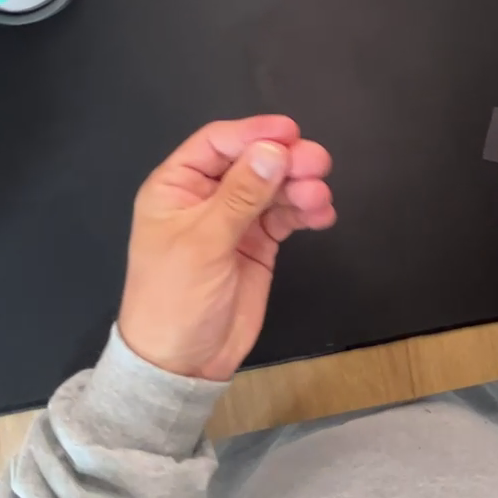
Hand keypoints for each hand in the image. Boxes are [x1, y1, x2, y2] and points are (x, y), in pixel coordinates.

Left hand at [117, 116, 336, 380]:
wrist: (182, 365)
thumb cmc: (174, 297)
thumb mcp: (204, 243)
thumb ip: (241, 195)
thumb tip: (274, 151)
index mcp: (178, 185)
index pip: (217, 143)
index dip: (252, 133)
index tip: (290, 132)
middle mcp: (207, 195)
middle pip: (252, 162)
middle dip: (285, 160)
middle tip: (319, 162)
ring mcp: (235, 219)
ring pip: (273, 187)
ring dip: (299, 186)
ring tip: (321, 196)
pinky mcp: (258, 243)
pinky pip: (285, 216)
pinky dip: (305, 211)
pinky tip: (322, 214)